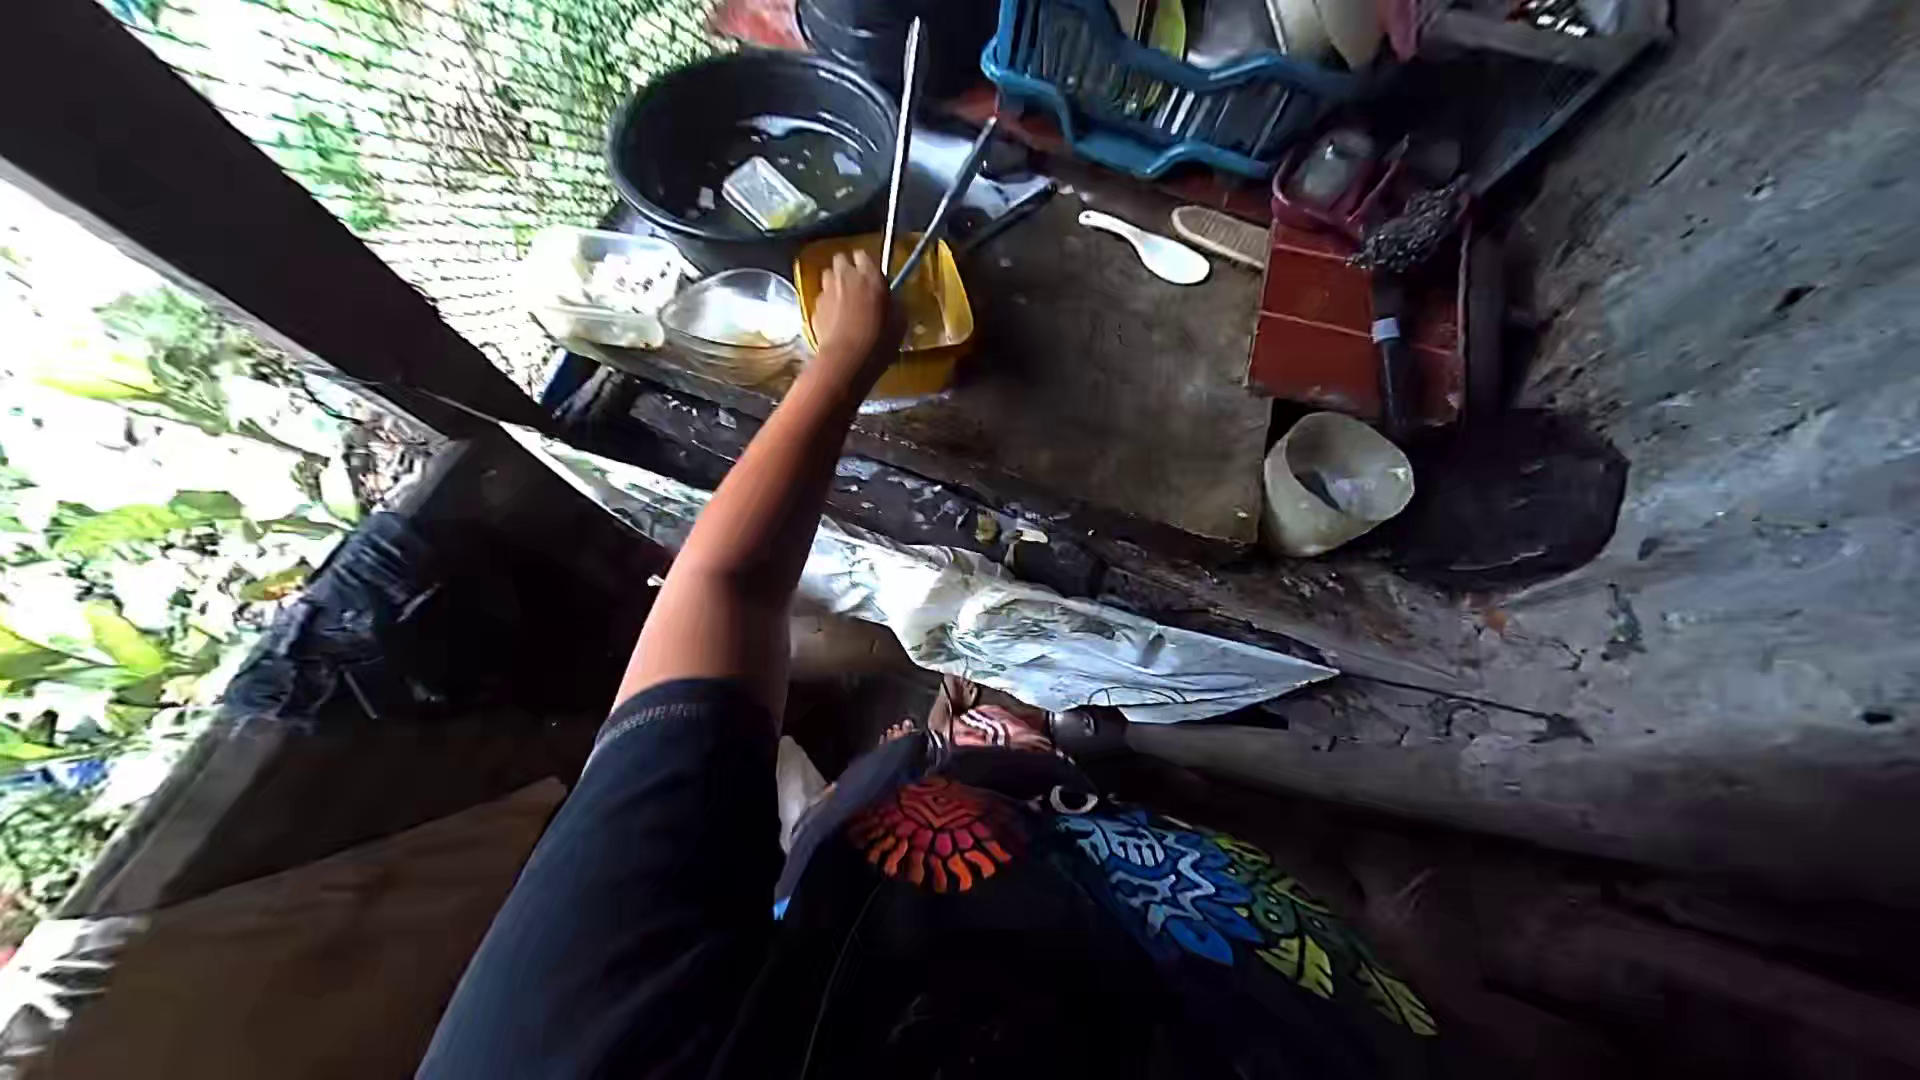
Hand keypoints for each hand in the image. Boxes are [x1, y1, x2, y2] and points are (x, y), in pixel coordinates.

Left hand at [810, 250, 894, 386]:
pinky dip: (827, 307)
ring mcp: (826, 291)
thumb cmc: (879, 341)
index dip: (866, 265)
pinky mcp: (814, 309)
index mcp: (869, 275)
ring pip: (827, 277)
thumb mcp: (899, 323)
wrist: (847, 360)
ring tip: (843, 303)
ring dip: (835, 285)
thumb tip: (891, 302)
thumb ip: (893, 305)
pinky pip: (821, 301)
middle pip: (840, 260)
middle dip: (846, 269)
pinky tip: (834, 323)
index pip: (863, 254)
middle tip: (856, 286)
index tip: (871, 276)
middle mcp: (845, 276)